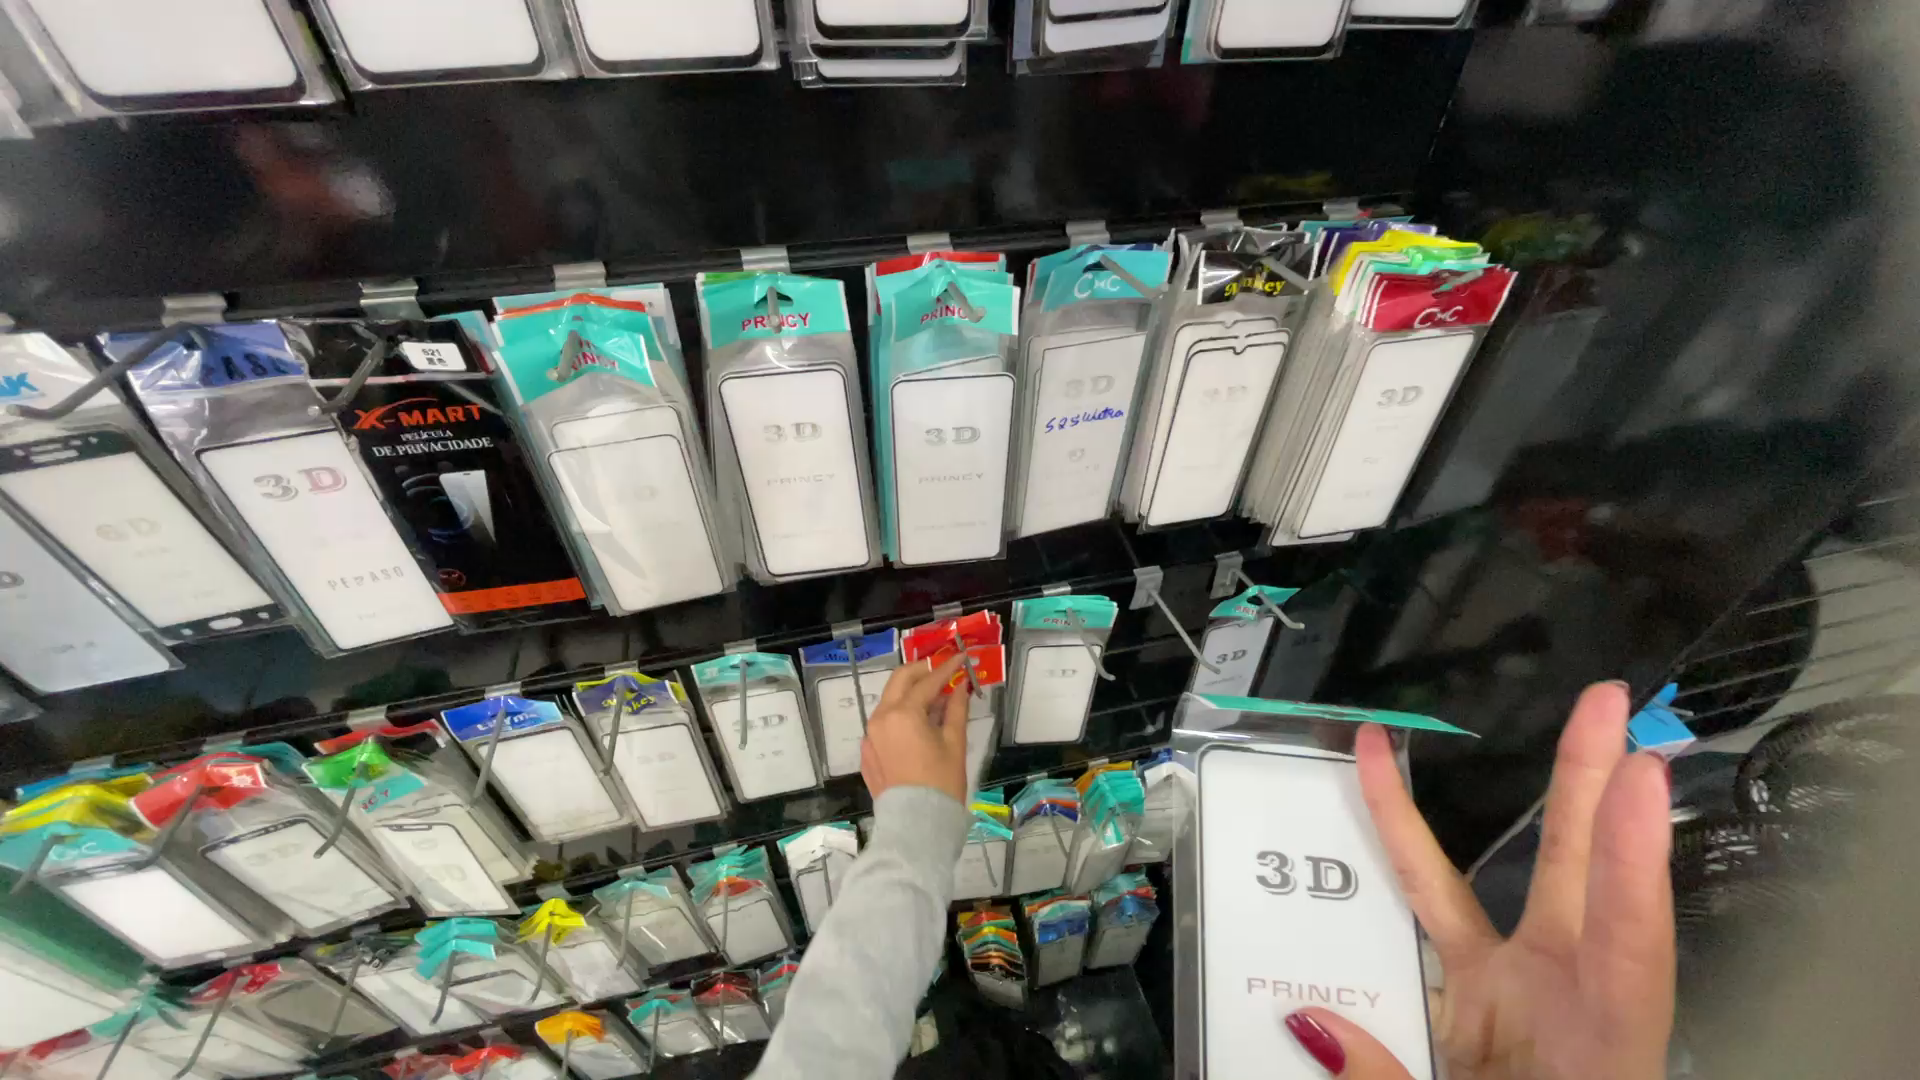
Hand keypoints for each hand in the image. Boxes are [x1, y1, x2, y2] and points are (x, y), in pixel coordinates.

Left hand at [859, 655, 969, 803]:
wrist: (917, 827)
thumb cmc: (941, 784)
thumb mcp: (954, 744)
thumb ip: (956, 710)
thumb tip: (960, 687)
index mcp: (903, 713)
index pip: (928, 682)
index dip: (947, 668)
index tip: (960, 658)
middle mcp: (880, 718)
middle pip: (900, 681)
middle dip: (921, 672)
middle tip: (942, 671)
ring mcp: (870, 736)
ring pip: (889, 702)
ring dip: (910, 694)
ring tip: (935, 701)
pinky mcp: (867, 753)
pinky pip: (883, 724)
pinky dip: (900, 716)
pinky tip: (918, 727)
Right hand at [1283, 682, 1674, 1079]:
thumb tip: (1312, 1016)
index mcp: (1590, 1048)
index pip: (1622, 947)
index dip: (1629, 860)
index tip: (1641, 774)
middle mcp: (1561, 1005)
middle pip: (1580, 884)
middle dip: (1589, 790)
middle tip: (1608, 705)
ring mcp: (1515, 995)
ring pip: (1494, 884)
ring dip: (1496, 809)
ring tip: (1455, 741)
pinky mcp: (1471, 996)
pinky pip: (1428, 913)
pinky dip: (1397, 854)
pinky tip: (1375, 803)